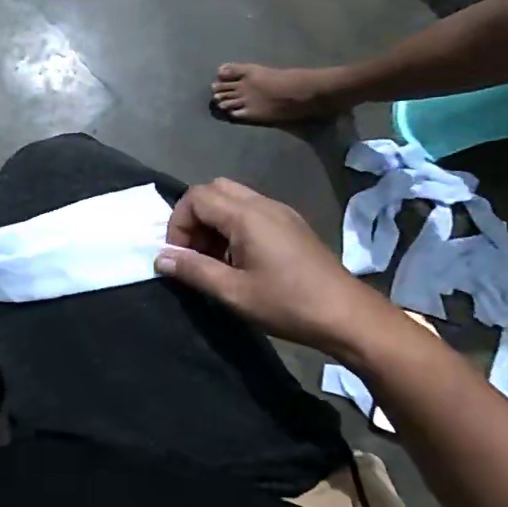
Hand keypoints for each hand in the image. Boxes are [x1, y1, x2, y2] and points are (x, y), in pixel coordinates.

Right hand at [153, 178, 394, 353]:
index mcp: (247, 216)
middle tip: (193, 252)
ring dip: (213, 222)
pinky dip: (233, 226)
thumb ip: (193, 270)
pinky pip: (251, 211)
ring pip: (233, 198)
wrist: (347, 315)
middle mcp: (263, 204)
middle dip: (194, 217)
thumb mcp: (233, 292)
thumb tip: (161, 258)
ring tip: (213, 260)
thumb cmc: (287, 304)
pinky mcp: (291, 225)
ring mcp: (281, 212)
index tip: (179, 256)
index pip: (197, 197)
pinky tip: (238, 260)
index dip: (178, 223)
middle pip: (214, 190)